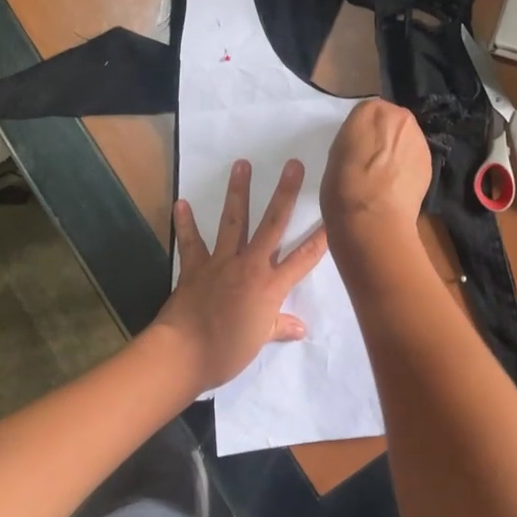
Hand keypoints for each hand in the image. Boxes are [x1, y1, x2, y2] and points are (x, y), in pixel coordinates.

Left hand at [151, 159, 329, 391]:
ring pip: (233, 220)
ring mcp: (221, 262)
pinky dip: (185, 223)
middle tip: (293, 165)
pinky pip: (191, 241)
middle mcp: (250, 265)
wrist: (183, 353)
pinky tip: (181, 203)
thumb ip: (279, 327)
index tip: (334, 213)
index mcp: (270, 286)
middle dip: (285, 193)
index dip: (322, 237)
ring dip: (238, 191)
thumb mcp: (259, 341)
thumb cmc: (227, 351)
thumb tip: (300, 328)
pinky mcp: (195, 266)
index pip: (304, 257)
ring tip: (242, 163)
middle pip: (272, 223)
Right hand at [320, 99, 432, 258]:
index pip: (367, 112)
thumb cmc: (343, 186)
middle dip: (385, 136)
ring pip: (406, 139)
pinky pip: (415, 157)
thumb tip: (365, 147)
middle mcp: (399, 117)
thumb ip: (354, 140)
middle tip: (372, 159)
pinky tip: (398, 185)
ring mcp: (418, 139)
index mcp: (370, 110)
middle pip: (391, 121)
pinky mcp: (430, 162)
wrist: (372, 220)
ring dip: (399, 150)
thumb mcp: (336, 153)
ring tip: (387, 175)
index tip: (357, 147)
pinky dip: (409, 166)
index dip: (362, 131)